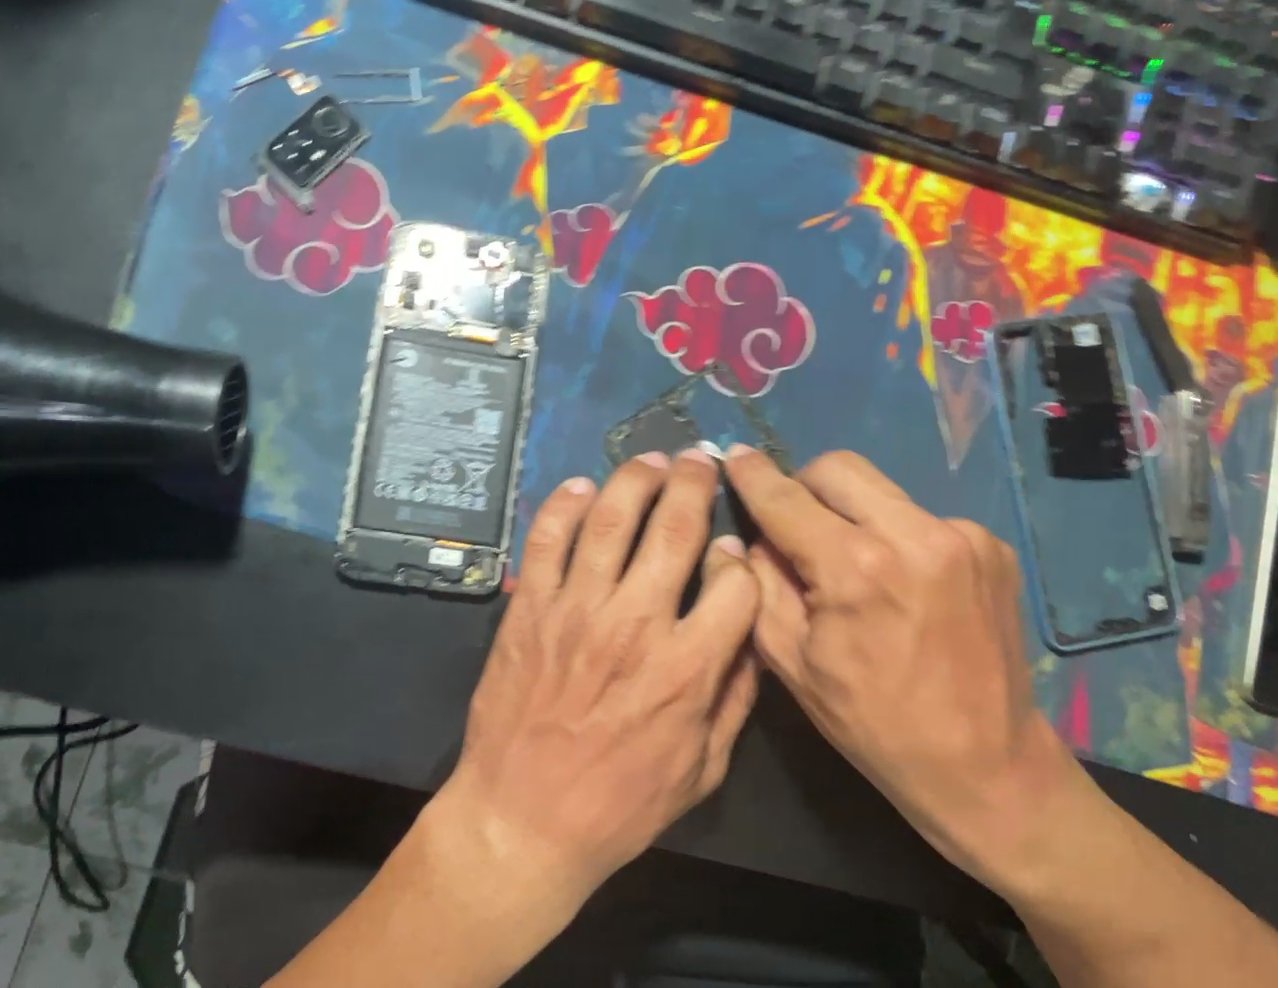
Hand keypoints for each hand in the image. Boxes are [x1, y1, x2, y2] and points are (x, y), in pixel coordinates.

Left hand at [438, 449, 760, 902]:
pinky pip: (547, 539)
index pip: (733, 583)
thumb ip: (735, 697)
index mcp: (687, 667)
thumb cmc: (621, 804)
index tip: (735, 548)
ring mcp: (576, 610)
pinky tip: (581, 487)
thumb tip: (754, 635)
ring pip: (611, 519)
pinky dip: (564, 504)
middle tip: (701, 460)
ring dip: (636, 479)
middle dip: (695, 484)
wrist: (523, 818)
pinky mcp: (529, 608)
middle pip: (675, 529)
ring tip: (651, 460)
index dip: (741, 557)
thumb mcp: (704, 769)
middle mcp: (635, 624)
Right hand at [723, 447, 1087, 890]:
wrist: (985, 765)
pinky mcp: (993, 548)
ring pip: (881, 491)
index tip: (732, 456)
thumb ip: (761, 585)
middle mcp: (915, 535)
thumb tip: (757, 536)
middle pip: (838, 468)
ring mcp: (963, 537)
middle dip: (804, 486)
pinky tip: (900, 585)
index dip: (752, 476)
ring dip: (852, 514)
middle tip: (794, 525)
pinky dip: (895, 538)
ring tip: (853, 567)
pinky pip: (920, 518)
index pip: (786, 499)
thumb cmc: (873, 723)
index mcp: (857, 569)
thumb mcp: (790, 663)